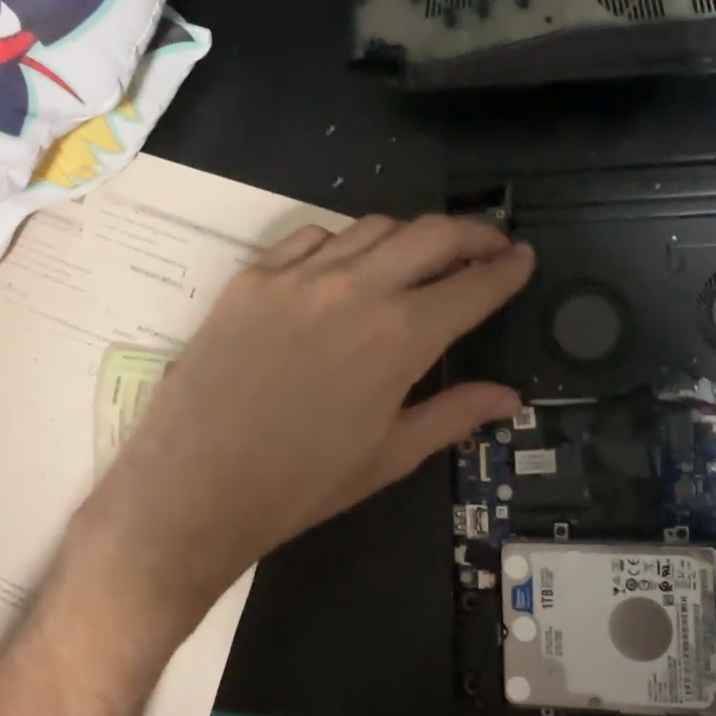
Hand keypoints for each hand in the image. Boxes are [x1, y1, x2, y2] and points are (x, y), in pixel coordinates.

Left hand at [75, 215, 534, 609]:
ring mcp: (300, 275)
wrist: (192, 489)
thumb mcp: (390, 454)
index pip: (473, 285)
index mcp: (401, 336)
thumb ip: (455, 413)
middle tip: (492, 242)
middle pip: (432, 234)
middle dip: (474, 232)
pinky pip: (313, 236)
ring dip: (414, 233)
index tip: (524, 258)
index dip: (507, 269)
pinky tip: (350, 262)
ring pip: (375, 226)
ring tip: (427, 252)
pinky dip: (345, 241)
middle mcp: (357, 288)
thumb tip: (509, 398)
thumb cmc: (301, 484)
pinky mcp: (254, 276)